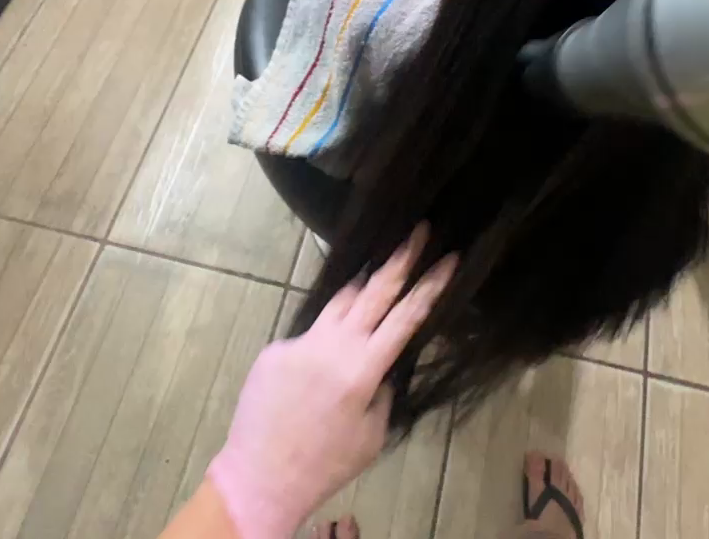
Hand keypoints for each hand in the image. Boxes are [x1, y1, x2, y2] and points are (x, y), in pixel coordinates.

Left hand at [206, 228, 456, 538]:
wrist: (260, 478)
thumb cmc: (327, 463)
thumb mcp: (373, 434)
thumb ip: (383, 389)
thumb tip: (382, 363)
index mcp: (363, 368)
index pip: (407, 316)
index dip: (431, 284)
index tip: (449, 257)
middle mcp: (334, 345)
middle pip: (374, 289)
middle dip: (401, 257)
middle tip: (419, 230)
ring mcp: (302, 341)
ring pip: (340, 300)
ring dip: (363, 283)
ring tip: (379, 268)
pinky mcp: (277, 347)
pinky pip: (310, 333)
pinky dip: (324, 339)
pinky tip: (319, 364)